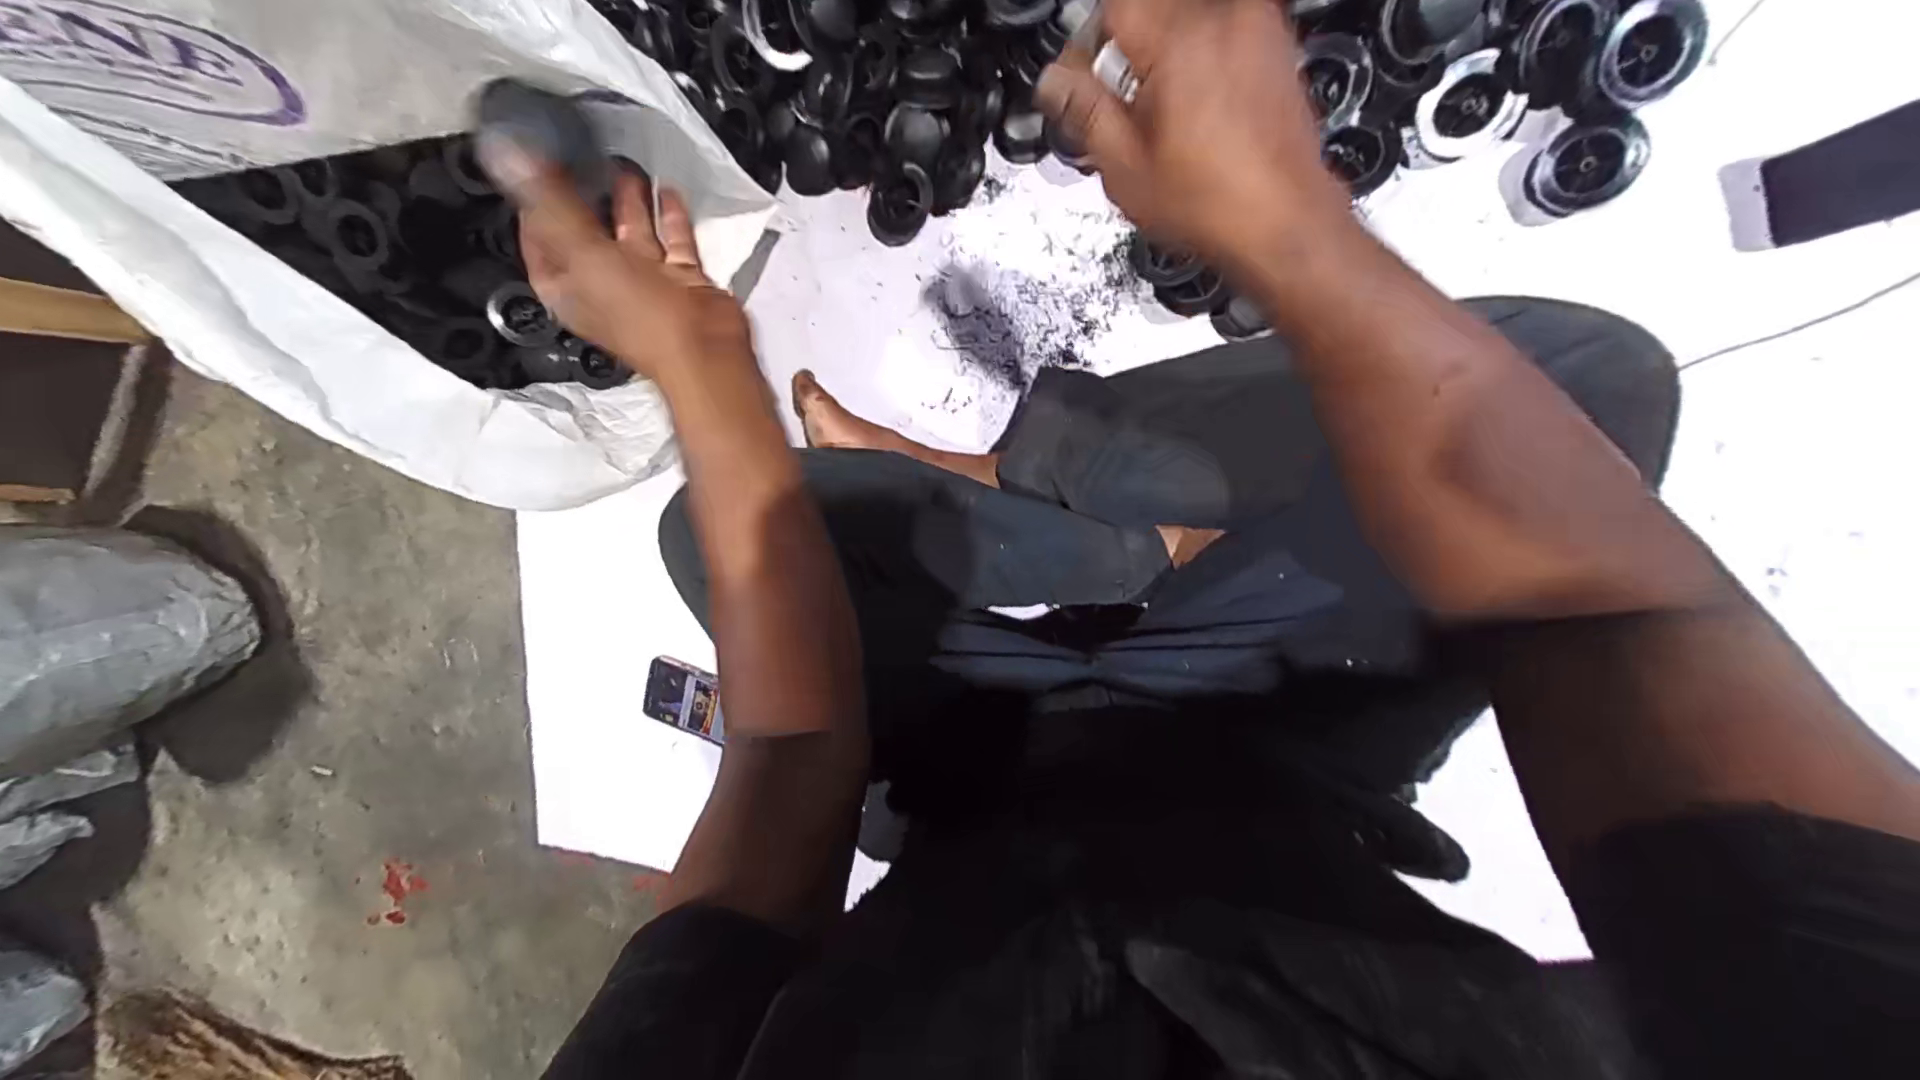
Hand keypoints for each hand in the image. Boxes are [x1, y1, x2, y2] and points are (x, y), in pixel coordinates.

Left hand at [479, 140, 752, 382]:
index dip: (535, 197)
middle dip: (584, 192)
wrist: (704, 350)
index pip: (540, 234)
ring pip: (632, 233)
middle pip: (587, 230)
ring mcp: (645, 284)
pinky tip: (666, 190)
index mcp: (568, 286)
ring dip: (628, 200)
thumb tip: (505, 150)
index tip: (534, 155)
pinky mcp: (681, 281)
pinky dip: (670, 217)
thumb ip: (548, 200)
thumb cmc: (641, 316)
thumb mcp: (581, 252)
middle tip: (579, 149)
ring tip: (622, 161)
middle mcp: (604, 285)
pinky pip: (673, 242)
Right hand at [1036, 0, 1353, 270]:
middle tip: (1120, 111)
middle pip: (1149, 9)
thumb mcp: (1126, 169)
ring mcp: (1257, 26)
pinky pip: (1218, 33)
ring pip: (1183, 21)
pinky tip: (1192, 115)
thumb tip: (1054, 82)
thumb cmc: (1213, 205)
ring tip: (1159, 120)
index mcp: (1181, 42)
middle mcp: (1225, 17)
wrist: (1281, 220)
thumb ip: (1085, 113)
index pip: (1114, 7)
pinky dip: (1194, 63)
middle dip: (1124, 55)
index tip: (1083, 85)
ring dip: (1159, 61)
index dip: (1088, 46)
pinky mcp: (1274, 44)